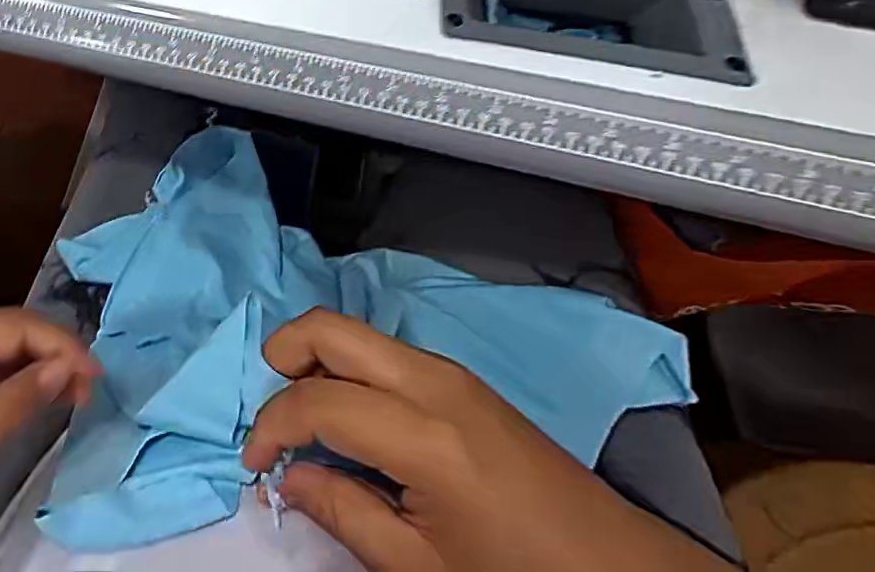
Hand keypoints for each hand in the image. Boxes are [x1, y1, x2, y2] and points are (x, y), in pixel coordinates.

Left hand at [0, 308, 98, 571]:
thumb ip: (15, 400)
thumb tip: (64, 367)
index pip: (20, 325)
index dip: (62, 343)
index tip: (96, 374)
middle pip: (14, 331)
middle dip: (55, 350)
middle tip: (91, 385)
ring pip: (4, 352)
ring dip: (41, 366)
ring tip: (75, 393)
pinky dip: (21, 384)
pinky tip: (38, 399)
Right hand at [242, 310, 729, 571]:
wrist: (621, 571)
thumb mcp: (423, 569)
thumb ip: (344, 513)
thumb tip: (287, 476)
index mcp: (424, 433)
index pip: (318, 401)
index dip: (270, 425)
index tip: (254, 462)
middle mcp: (430, 379)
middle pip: (329, 328)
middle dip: (281, 354)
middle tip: (269, 410)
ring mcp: (447, 369)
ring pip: (352, 331)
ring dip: (313, 359)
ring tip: (304, 417)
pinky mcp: (457, 375)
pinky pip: (380, 350)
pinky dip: (345, 367)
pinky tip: (349, 415)